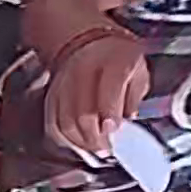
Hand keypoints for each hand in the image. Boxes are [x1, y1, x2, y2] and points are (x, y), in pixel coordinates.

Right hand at [44, 34, 148, 159]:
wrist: (85, 43)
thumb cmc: (117, 58)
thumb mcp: (138, 70)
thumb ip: (134, 98)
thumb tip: (126, 123)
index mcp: (112, 61)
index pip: (108, 90)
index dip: (110, 114)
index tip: (113, 131)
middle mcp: (82, 73)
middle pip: (82, 113)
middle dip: (95, 136)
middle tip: (106, 148)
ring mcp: (63, 87)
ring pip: (65, 122)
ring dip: (80, 140)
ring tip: (94, 148)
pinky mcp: (51, 98)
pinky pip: (54, 123)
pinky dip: (66, 138)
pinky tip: (78, 143)